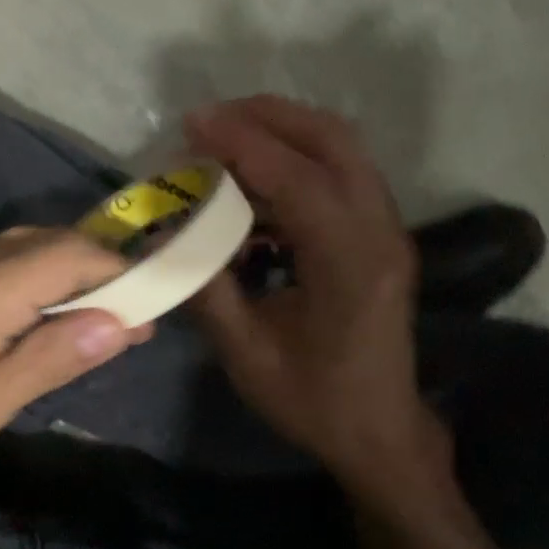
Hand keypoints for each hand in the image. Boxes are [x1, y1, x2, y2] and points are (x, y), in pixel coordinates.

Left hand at [0, 227, 151, 471]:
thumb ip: (49, 360)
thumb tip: (119, 324)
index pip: (71, 256)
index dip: (120, 273)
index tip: (151, 310)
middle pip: (54, 242)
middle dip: (103, 270)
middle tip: (132, 320)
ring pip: (30, 245)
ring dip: (73, 270)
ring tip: (101, 319)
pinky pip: (6, 258)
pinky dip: (42, 274)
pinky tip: (51, 313)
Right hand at [185, 96, 443, 482]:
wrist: (378, 431)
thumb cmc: (311, 401)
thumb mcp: (246, 354)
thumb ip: (206, 291)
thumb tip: (163, 238)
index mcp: (350, 265)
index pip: (299, 180)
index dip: (243, 145)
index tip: (192, 125)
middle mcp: (379, 234)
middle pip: (335, 142)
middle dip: (269, 117)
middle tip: (208, 119)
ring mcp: (385, 232)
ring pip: (341, 152)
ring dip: (282, 133)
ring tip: (220, 139)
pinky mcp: (377, 238)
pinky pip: (338, 176)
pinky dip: (292, 162)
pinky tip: (247, 184)